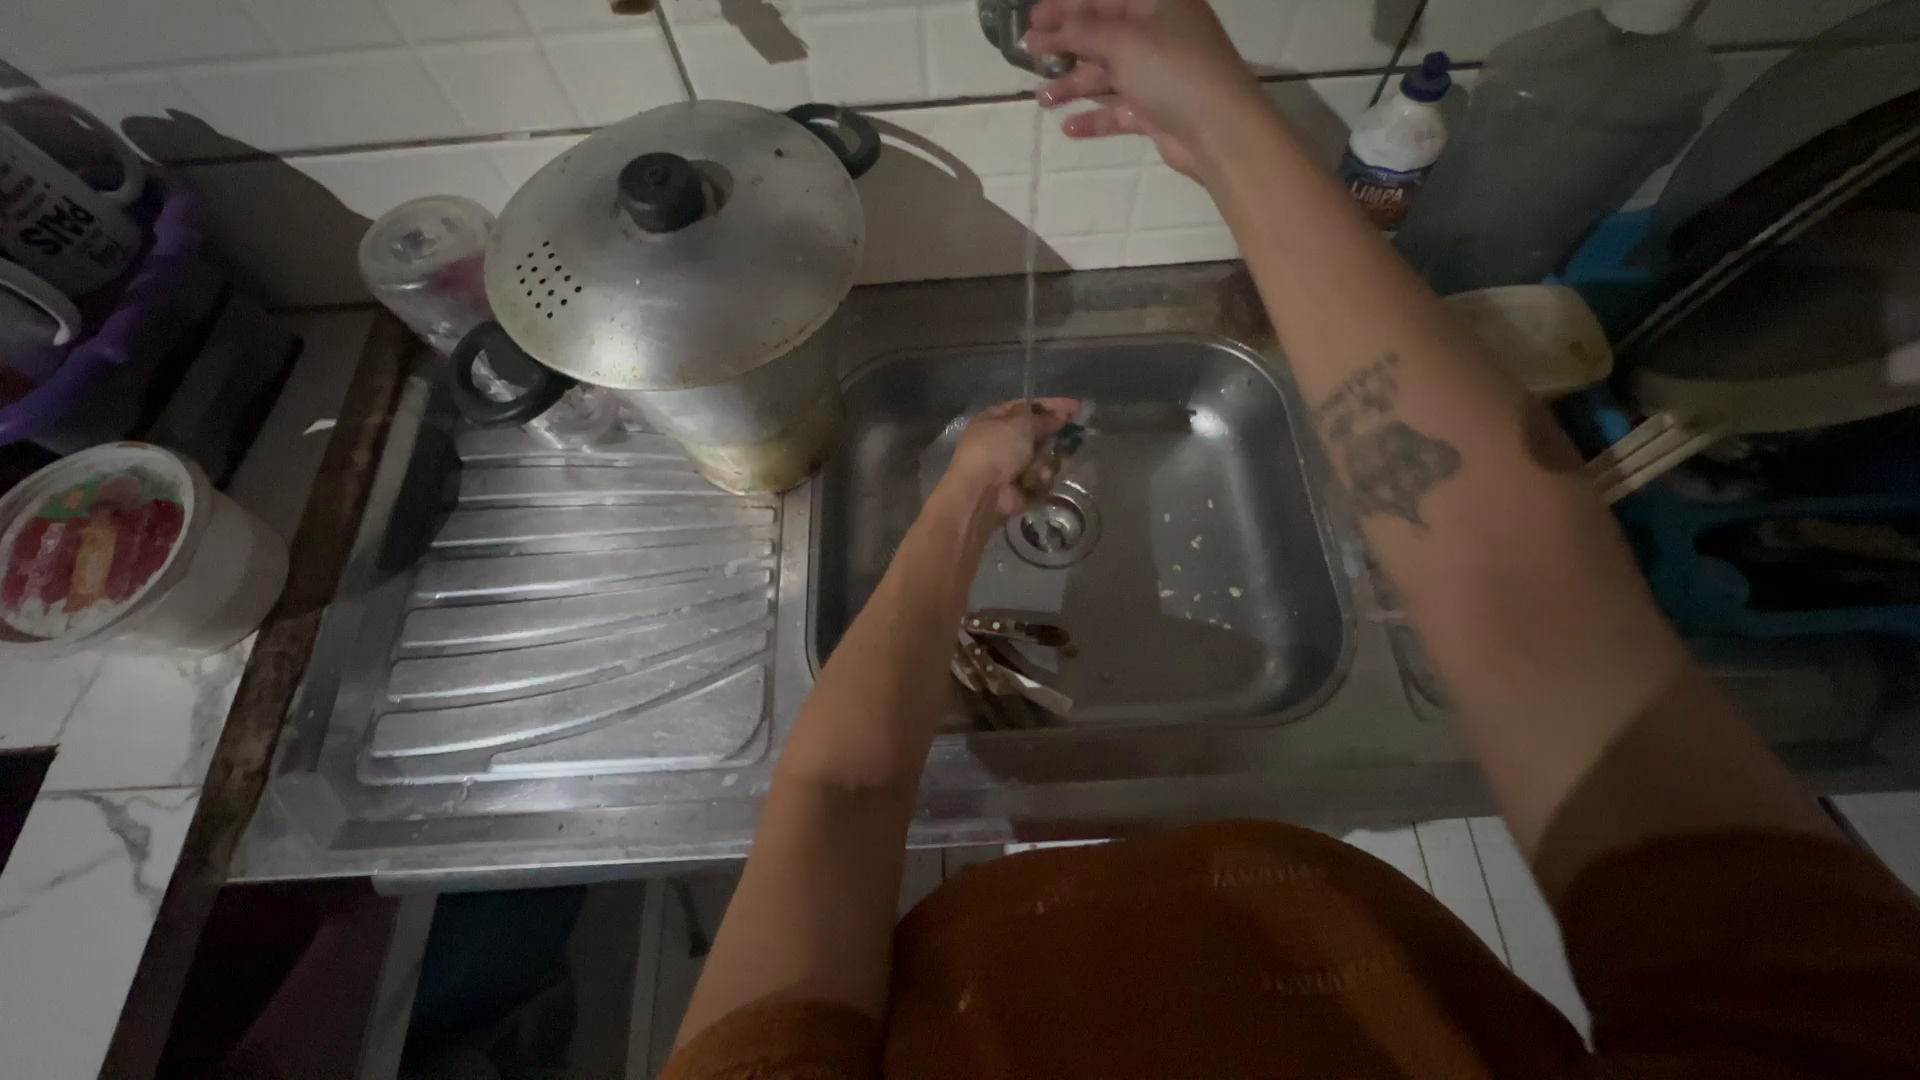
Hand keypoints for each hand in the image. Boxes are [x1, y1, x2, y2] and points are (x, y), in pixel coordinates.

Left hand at [942, 398, 1079, 518]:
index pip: (1028, 407)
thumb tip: (1061, 416)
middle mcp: (1001, 441)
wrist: (981, 492)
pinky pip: (1041, 479)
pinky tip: (1038, 480)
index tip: (1076, 407)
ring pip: (1043, 458)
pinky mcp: (1020, 488)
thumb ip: (1043, 419)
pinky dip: (1041, 479)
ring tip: (1042, 465)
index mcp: (994, 419)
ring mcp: (1010, 466)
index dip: (1052, 405)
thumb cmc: (996, 449)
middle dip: (1054, 435)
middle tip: (1074, 434)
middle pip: (1037, 433)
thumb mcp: (1021, 424)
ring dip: (1046, 460)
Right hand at [1026, 0, 1268, 179]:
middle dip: (1066, 46)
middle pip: (1102, 34)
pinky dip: (1094, 117)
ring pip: (1107, 74)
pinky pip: (1117, 109)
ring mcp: (1156, 73)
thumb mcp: (1123, 42)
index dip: (1065, 7)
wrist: (1218, 129)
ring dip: (1073, 85)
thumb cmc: (1173, 69)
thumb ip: (1082, 32)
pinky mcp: (1155, 110)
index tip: (1032, 21)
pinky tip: (1069, 127)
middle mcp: (1156, 32)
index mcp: (1155, 1)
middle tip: (1030, 56)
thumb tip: (1046, 28)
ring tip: (1043, 99)